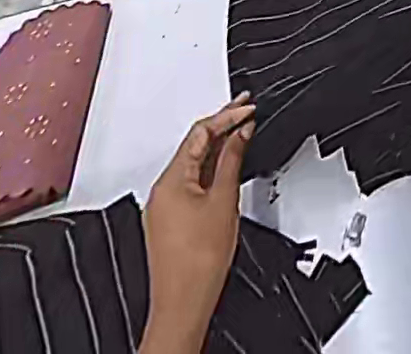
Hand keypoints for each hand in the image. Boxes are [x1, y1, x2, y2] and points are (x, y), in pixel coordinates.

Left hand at [139, 95, 253, 353]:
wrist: (184, 304)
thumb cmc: (199, 261)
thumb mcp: (224, 199)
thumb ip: (232, 159)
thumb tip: (241, 133)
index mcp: (171, 179)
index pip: (201, 132)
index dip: (227, 115)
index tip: (247, 106)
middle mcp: (163, 188)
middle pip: (195, 144)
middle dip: (222, 124)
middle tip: (245, 107)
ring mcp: (165, 203)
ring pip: (194, 161)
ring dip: (218, 144)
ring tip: (241, 129)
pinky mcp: (171, 216)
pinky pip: (191, 178)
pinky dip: (212, 165)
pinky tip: (227, 161)